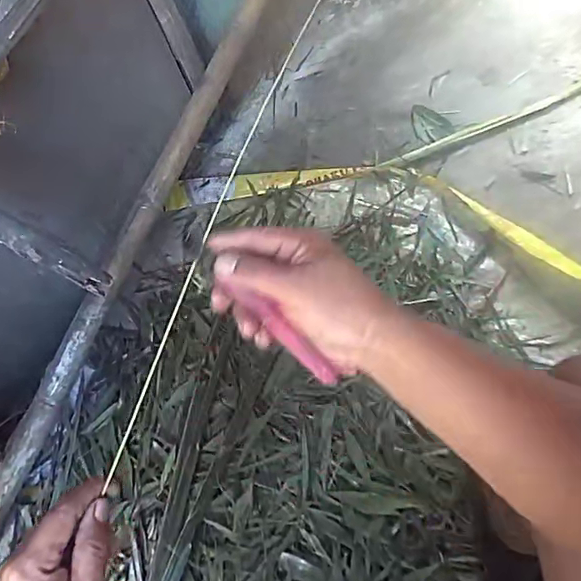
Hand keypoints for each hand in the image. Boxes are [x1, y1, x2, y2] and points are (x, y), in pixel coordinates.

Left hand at [0, 479, 113, 580]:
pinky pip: (44, 558)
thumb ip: (92, 551)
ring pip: (51, 540)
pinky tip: (85, 567)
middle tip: (114, 526)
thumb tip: (99, 510)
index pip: (61, 514)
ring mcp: (11, 578)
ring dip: (78, 538)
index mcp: (27, 567)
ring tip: (105, 551)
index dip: (87, 494)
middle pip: (55, 524)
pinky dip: (67, 555)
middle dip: (86, 519)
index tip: (109, 482)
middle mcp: (13, 566)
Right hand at [207, 226, 405, 374]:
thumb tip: (222, 261)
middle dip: (237, 290)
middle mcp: (296, 263)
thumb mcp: (291, 287)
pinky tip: (264, 340)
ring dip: (250, 314)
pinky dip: (264, 327)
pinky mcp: (300, 314)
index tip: (207, 248)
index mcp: (299, 245)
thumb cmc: (337, 306)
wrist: (372, 342)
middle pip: (253, 270)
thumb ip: (253, 274)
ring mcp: (298, 290)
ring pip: (259, 297)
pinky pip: (271, 315)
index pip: (257, 238)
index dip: (232, 243)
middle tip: (220, 305)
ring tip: (251, 331)